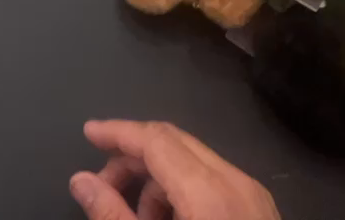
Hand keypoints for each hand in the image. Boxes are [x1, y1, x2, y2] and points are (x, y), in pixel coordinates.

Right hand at [68, 120, 279, 219]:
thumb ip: (113, 216)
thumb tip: (82, 181)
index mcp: (210, 192)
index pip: (155, 139)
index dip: (117, 132)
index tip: (87, 134)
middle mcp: (236, 183)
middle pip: (174, 144)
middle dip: (134, 158)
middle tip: (102, 186)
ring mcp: (256, 199)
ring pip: (194, 164)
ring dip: (158, 181)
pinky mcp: (263, 216)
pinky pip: (214, 185)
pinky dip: (184, 195)